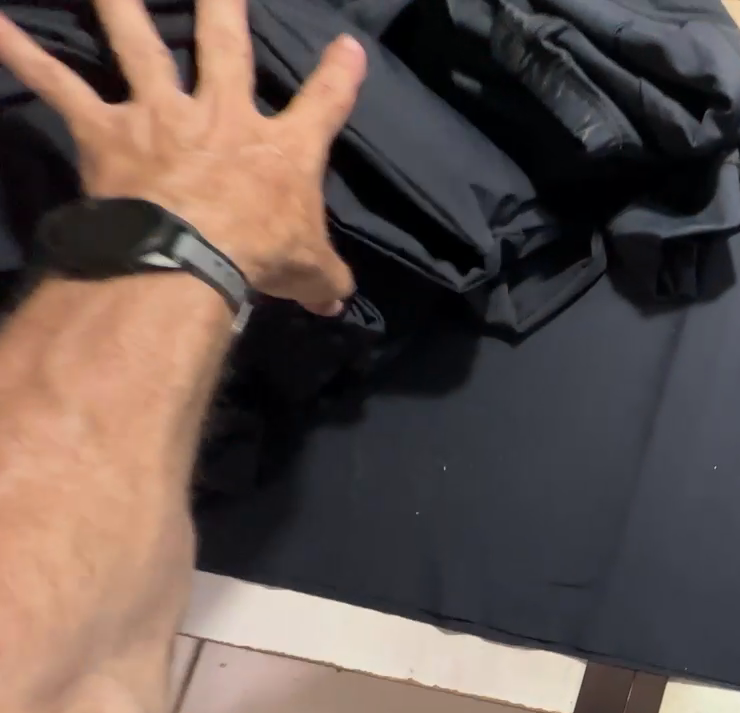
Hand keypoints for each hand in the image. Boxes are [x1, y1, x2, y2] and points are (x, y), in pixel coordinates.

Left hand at [0, 0, 365, 313]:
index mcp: (286, 152)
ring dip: (118, 4)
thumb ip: (326, 278)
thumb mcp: (316, 275)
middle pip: (226, 50)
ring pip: (137, 45)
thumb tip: (331, 299)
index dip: (341, 76)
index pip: (325, 106)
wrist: (191, 254)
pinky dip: (17, 49)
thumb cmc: (266, 257)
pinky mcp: (108, 129)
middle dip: (222, 8)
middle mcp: (226, 118)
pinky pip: (53, 82)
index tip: (348, 45)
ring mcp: (162, 117)